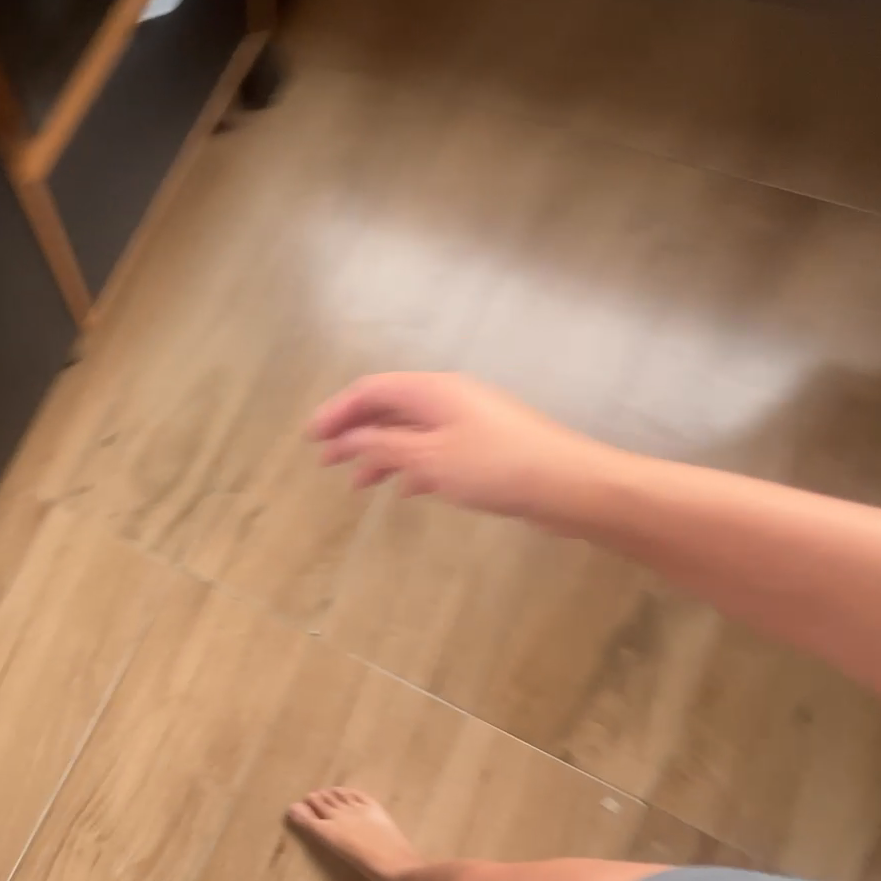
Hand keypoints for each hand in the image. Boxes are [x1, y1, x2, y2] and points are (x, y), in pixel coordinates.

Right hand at [309, 372, 624, 519]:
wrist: (569, 485)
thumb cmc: (494, 467)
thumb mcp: (427, 459)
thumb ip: (381, 447)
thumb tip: (346, 439)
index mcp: (432, 391)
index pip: (370, 390)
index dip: (337, 412)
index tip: (311, 438)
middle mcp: (447, 398)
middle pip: (388, 409)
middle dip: (353, 433)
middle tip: (326, 460)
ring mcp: (466, 421)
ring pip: (408, 432)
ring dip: (379, 454)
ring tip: (357, 484)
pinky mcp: (481, 446)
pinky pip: (432, 448)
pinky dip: (409, 466)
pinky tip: (404, 490)